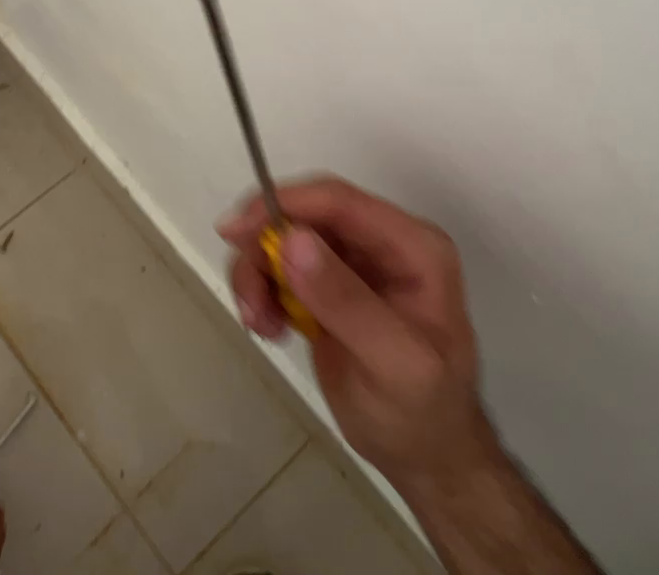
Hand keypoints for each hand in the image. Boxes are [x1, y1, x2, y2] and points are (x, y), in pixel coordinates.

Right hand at [219, 176, 496, 483]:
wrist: (422, 456)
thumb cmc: (421, 412)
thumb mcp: (393, 362)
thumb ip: (345, 302)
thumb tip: (292, 241)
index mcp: (412, 246)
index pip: (338, 201)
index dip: (283, 206)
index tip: (236, 233)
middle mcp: (381, 243)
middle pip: (302, 216)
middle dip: (263, 249)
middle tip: (247, 302)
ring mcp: (352, 264)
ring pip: (282, 239)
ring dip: (257, 276)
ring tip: (259, 325)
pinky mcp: (326, 286)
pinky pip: (278, 266)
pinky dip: (261, 291)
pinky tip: (270, 329)